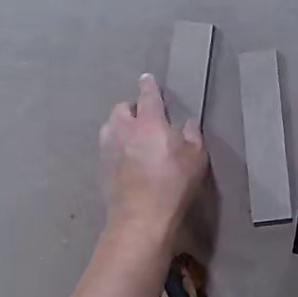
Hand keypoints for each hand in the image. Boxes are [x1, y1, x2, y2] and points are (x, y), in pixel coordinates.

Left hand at [100, 73, 207, 242]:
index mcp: (150, 123)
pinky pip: (107, 148)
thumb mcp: (196, 158)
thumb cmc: (174, 184)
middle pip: (121, 108)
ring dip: (120, 126)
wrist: (141, 218)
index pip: (148, 96)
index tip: (147, 78)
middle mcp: (124, 130)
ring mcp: (109, 149)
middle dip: (131, 108)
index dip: (149, 85)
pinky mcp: (101, 168)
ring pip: (110, 127)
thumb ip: (191, 136)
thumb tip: (186, 124)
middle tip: (144, 117)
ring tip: (133, 137)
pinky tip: (127, 159)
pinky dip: (116, 147)